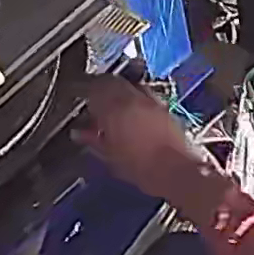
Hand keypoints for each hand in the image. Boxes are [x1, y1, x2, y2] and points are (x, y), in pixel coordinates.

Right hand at [73, 74, 245, 224]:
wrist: (182, 174)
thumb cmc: (142, 168)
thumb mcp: (110, 157)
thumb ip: (92, 140)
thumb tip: (78, 133)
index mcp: (113, 107)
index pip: (90, 87)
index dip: (79, 88)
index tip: (72, 91)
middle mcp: (131, 97)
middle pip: (108, 80)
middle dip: (96, 84)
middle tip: (87, 94)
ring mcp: (149, 100)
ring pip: (126, 84)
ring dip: (114, 88)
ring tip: (107, 100)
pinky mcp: (163, 107)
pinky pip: (141, 92)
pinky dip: (131, 95)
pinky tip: (129, 107)